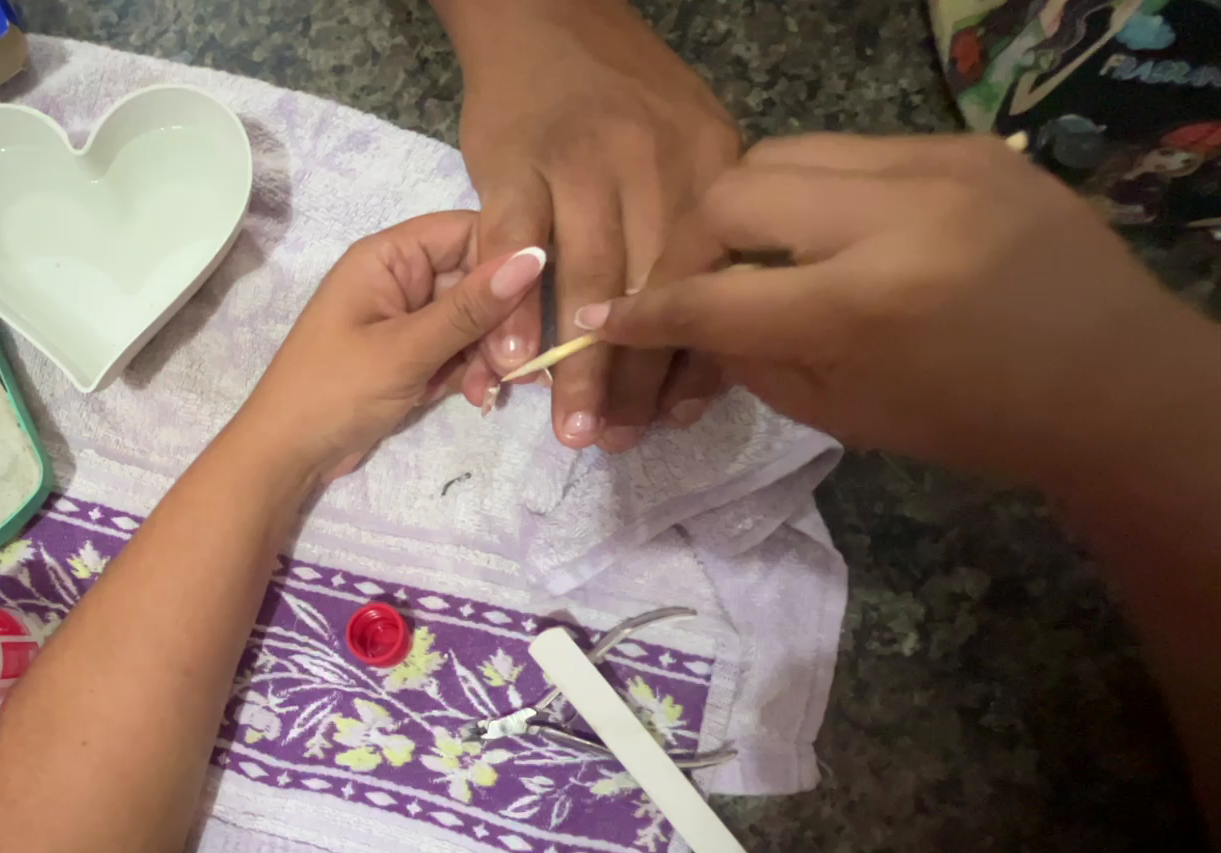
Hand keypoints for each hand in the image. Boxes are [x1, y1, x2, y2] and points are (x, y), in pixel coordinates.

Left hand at [233, 212, 543, 479]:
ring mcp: (407, 321)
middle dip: (500, 324)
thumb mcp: (404, 350)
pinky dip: (471, 373)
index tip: (536, 304)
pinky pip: (457, 352)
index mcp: (389, 257)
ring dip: (489, 355)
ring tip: (491, 390)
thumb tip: (536, 254)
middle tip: (517, 366)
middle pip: (477, 281)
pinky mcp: (411, 357)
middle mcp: (401, 279)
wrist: (288, 455)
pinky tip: (479, 397)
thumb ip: (469, 308)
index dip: (508, 261)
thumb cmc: (333, 392)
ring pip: (473, 322)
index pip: (469, 232)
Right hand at [437, 0, 740, 450]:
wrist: (550, 19)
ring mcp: (581, 162)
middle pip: (650, 289)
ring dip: (578, 362)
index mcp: (710, 168)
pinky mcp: (516, 163)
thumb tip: (691, 338)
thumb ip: (689, 232)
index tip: (672, 420)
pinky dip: (510, 305)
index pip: (705, 280)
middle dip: (634, 377)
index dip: (689, 356)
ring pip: (587, 277)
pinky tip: (510, 363)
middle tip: (617, 442)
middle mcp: (655, 165)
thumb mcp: (685, 149)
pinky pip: (514, 243)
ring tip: (572, 427)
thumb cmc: (619, 102)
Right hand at [576, 134, 1215, 484]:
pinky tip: (799, 237)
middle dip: (682, 247)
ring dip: (732, 212)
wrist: (1110, 381)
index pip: (710, 296)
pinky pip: (836, 154)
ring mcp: (938, 166)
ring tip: (732, 258)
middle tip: (676, 288)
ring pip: (776, 155)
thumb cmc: (958, 419)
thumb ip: (740, 351)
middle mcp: (898, 216)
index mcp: (862, 305)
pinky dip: (794, 196)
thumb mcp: (826, 406)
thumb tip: (673, 319)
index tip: (599, 321)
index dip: (643, 313)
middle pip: (730, 196)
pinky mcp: (959, 147)